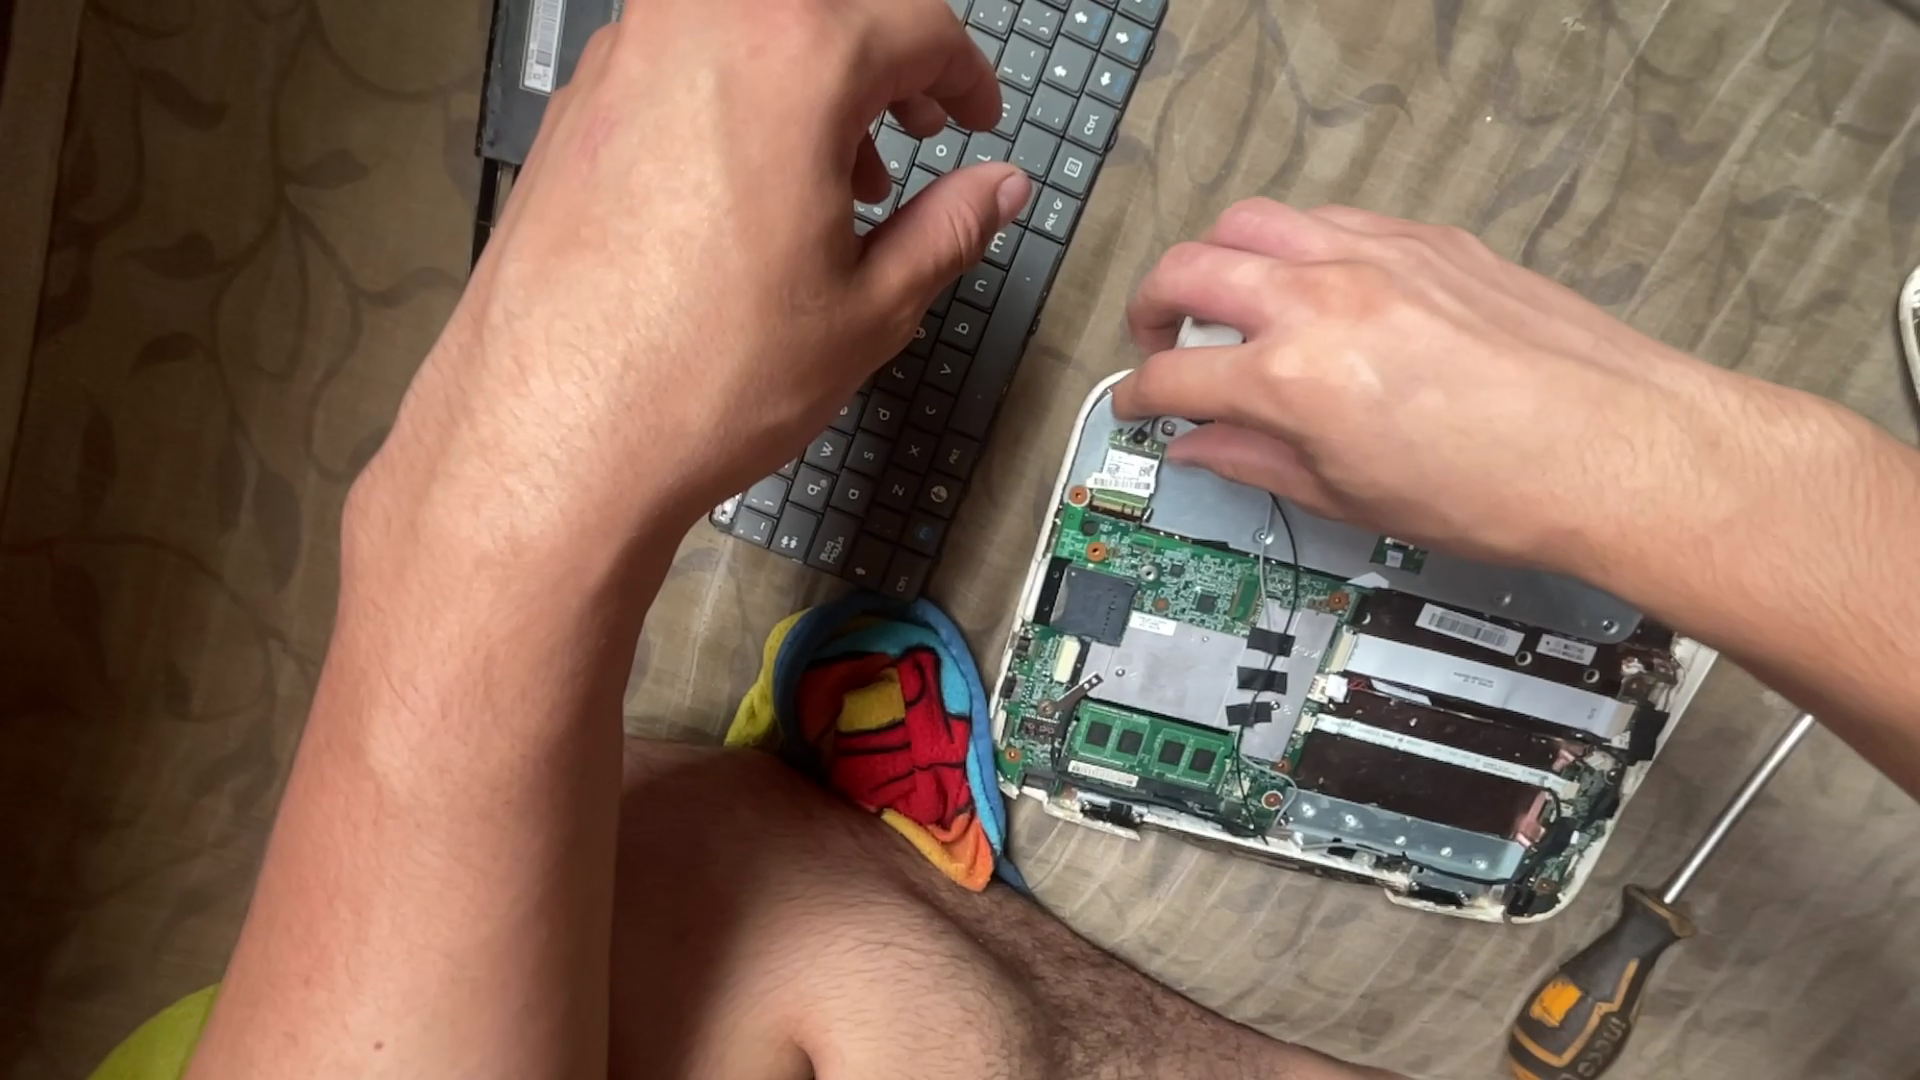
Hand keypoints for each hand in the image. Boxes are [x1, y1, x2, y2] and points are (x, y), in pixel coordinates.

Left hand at [361, 0, 1029, 560]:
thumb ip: (951, 230)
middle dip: (887, 68)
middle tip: (915, 134)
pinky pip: (684, 69)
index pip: (912, 25)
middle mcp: (697, 27)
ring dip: (812, 88)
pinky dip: (741, 103)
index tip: (976, 118)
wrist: (558, 440)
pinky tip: (751, 195)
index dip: (963, 75)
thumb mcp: (871, 310)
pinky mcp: (578, 111)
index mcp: (790, 62)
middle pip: (825, 11)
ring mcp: (622, 60)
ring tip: (835, 183)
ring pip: (748, 32)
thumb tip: (999, 189)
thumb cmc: (716, 379)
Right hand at [1109, 199, 1828, 578]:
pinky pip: (1322, 220)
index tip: (1133, 405)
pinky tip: (1302, 290)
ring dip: (1212, 262)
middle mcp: (1321, 299)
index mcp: (1293, 379)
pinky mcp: (1423, 240)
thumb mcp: (1341, 495)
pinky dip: (1287, 249)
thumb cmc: (1488, 489)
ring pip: (1247, 222)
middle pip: (1186, 270)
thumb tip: (1198, 445)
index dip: (1134, 396)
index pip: (1171, 376)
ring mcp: (1373, 256)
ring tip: (1224, 306)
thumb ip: (1250, 458)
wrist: (1618, 452)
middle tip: (1157, 343)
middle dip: (1148, 309)